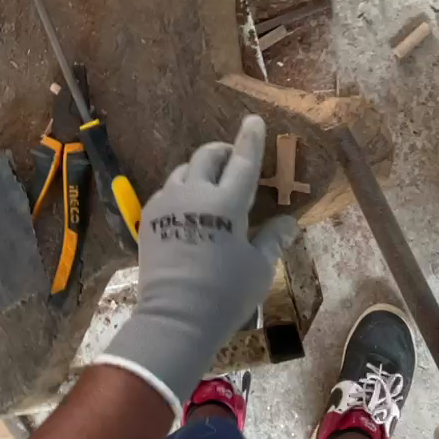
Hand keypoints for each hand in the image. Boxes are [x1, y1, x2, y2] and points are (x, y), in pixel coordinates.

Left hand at [96, 115, 299, 409]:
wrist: (175, 318)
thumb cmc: (225, 294)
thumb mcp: (259, 268)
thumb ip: (273, 239)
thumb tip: (289, 221)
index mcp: (227, 203)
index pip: (243, 160)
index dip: (250, 138)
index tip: (254, 120)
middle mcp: (195, 193)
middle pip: (207, 156)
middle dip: (222, 150)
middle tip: (233, 159)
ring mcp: (168, 202)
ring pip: (183, 170)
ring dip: (200, 170)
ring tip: (210, 185)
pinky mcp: (150, 217)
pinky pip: (167, 190)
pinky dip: (181, 189)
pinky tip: (187, 207)